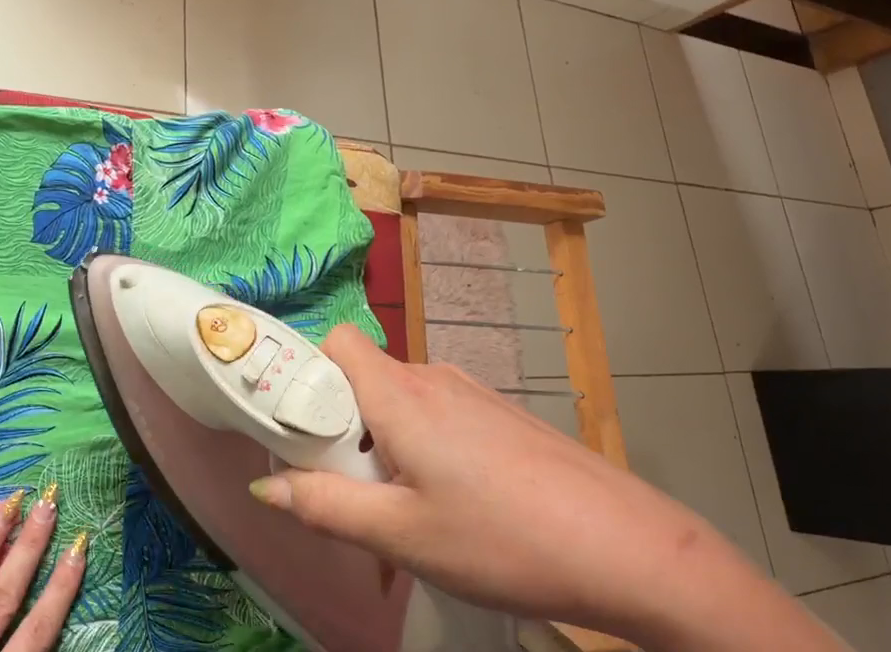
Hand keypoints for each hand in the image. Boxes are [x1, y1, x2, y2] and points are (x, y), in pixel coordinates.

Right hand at [247, 326, 845, 651]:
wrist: (627, 548)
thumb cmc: (502, 538)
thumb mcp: (401, 534)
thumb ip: (324, 505)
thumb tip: (263, 486)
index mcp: (401, 394)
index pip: (335, 342)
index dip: (306, 376)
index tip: (300, 433)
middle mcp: (434, 379)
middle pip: (363, 381)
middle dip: (343, 434)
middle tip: (350, 499)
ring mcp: (473, 395)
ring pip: (401, 407)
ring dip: (383, 452)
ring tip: (399, 521)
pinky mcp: (501, 417)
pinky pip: (439, 422)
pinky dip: (422, 455)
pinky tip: (448, 514)